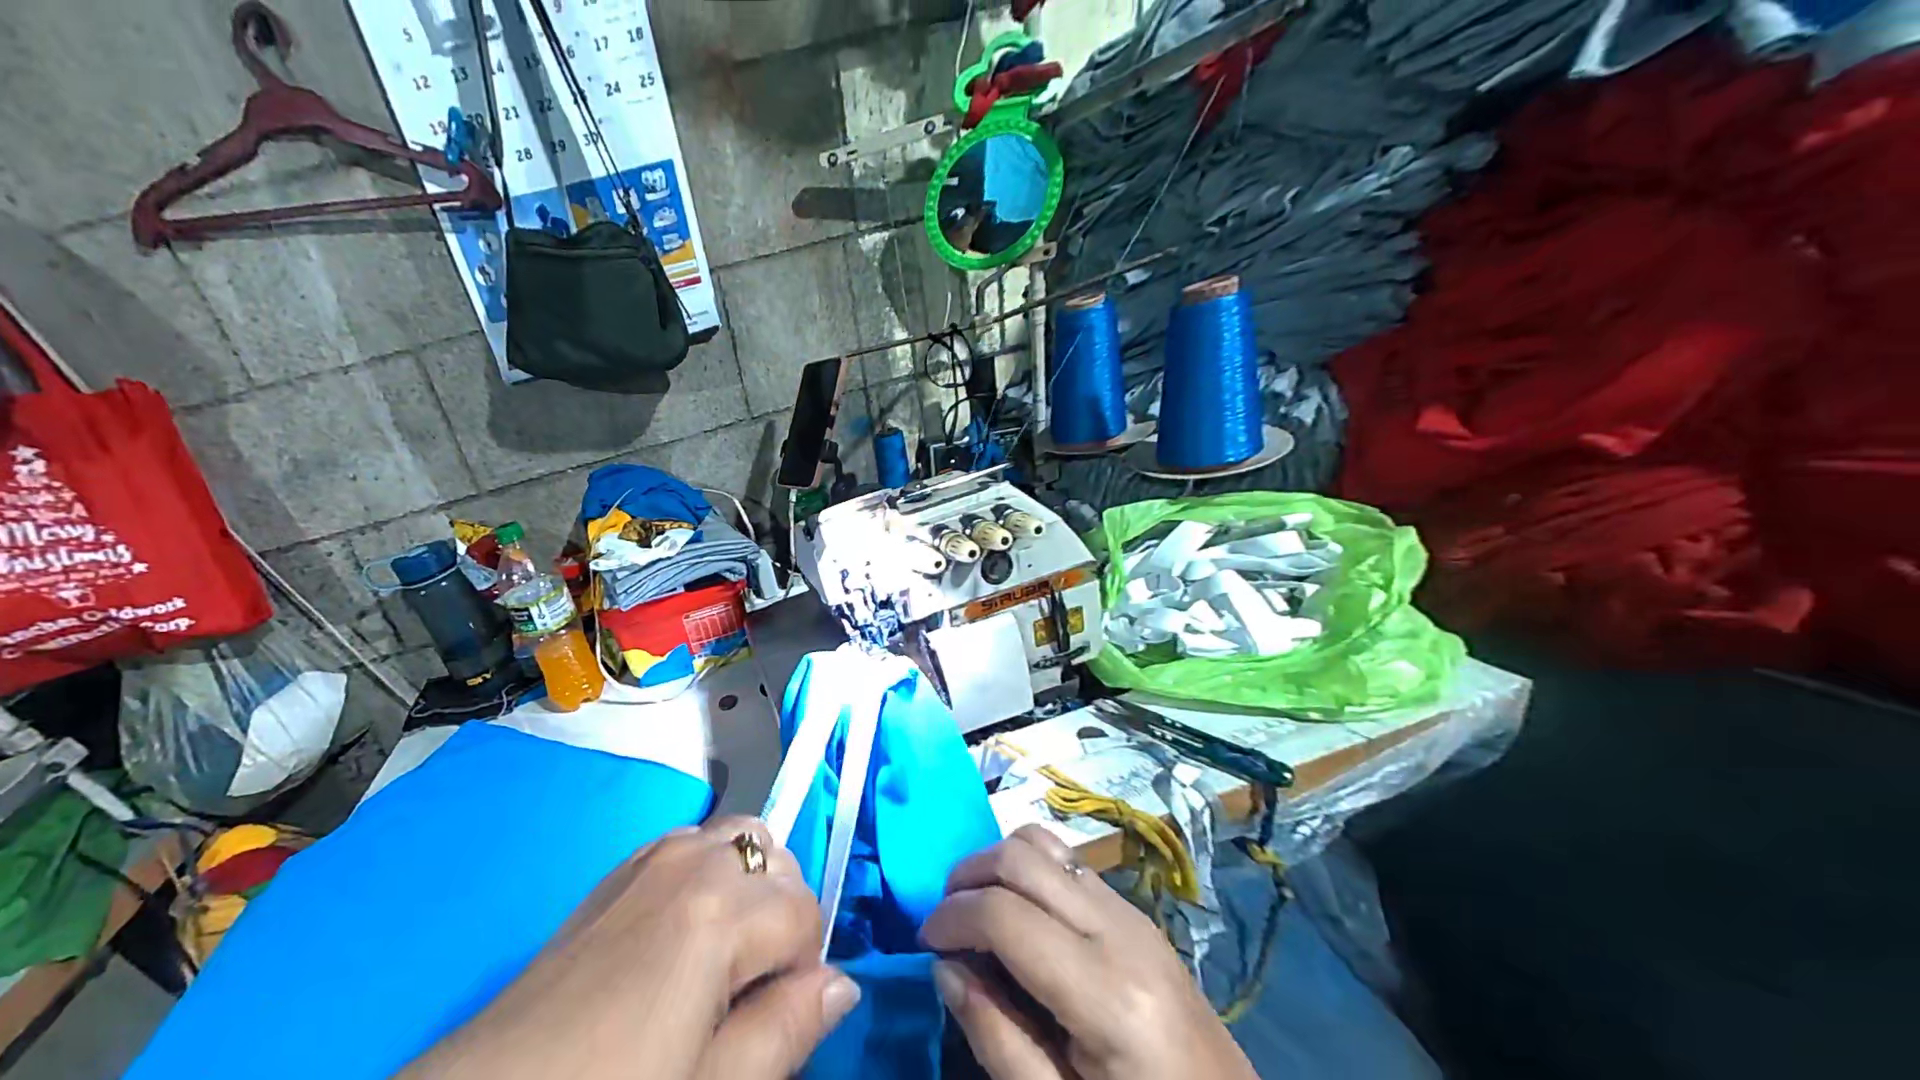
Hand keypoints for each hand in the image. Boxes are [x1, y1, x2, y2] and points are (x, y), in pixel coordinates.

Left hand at [401, 816, 858, 1079]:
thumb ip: (787, 1030)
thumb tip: (843, 984)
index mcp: (719, 910)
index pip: (806, 912)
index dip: (804, 968)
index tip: (775, 1019)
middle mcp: (690, 860)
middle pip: (777, 859)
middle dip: (783, 915)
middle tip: (749, 992)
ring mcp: (648, 858)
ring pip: (738, 841)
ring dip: (751, 887)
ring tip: (722, 961)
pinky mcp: (616, 873)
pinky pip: (693, 846)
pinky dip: (711, 875)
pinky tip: (682, 939)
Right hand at [922, 825, 1256, 1079]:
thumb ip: (996, 1036)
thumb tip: (945, 965)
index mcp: (1105, 993)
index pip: (1004, 914)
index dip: (950, 919)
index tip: (924, 944)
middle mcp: (1120, 930)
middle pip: (1022, 856)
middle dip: (967, 875)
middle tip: (942, 921)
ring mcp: (1133, 912)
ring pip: (1046, 843)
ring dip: (997, 864)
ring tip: (975, 909)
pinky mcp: (1137, 912)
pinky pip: (1070, 863)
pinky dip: (1028, 870)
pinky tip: (1018, 912)